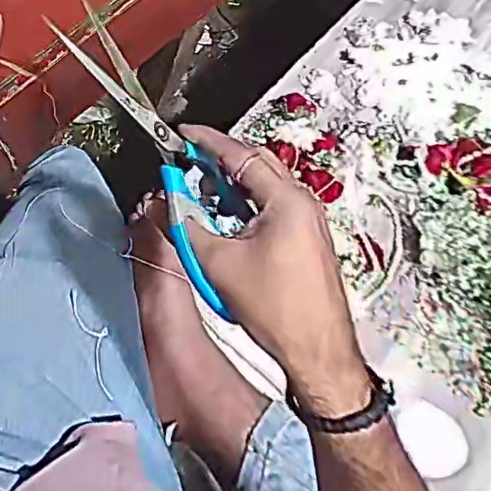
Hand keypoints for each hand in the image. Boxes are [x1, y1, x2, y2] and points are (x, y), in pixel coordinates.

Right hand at [175, 125, 372, 417]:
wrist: (319, 356)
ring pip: (262, 186)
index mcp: (287, 201)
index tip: (187, 134)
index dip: (207, 141)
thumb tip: (171, 205)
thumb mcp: (219, 264)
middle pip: (254, 164)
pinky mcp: (305, 237)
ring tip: (203, 198)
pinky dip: (245, 205)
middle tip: (190, 163)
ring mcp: (307, 221)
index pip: (240, 155)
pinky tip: (226, 224)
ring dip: (230, 187)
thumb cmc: (283, 315)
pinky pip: (270, 206)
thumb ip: (188, 226)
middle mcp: (302, 204)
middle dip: (218, 161)